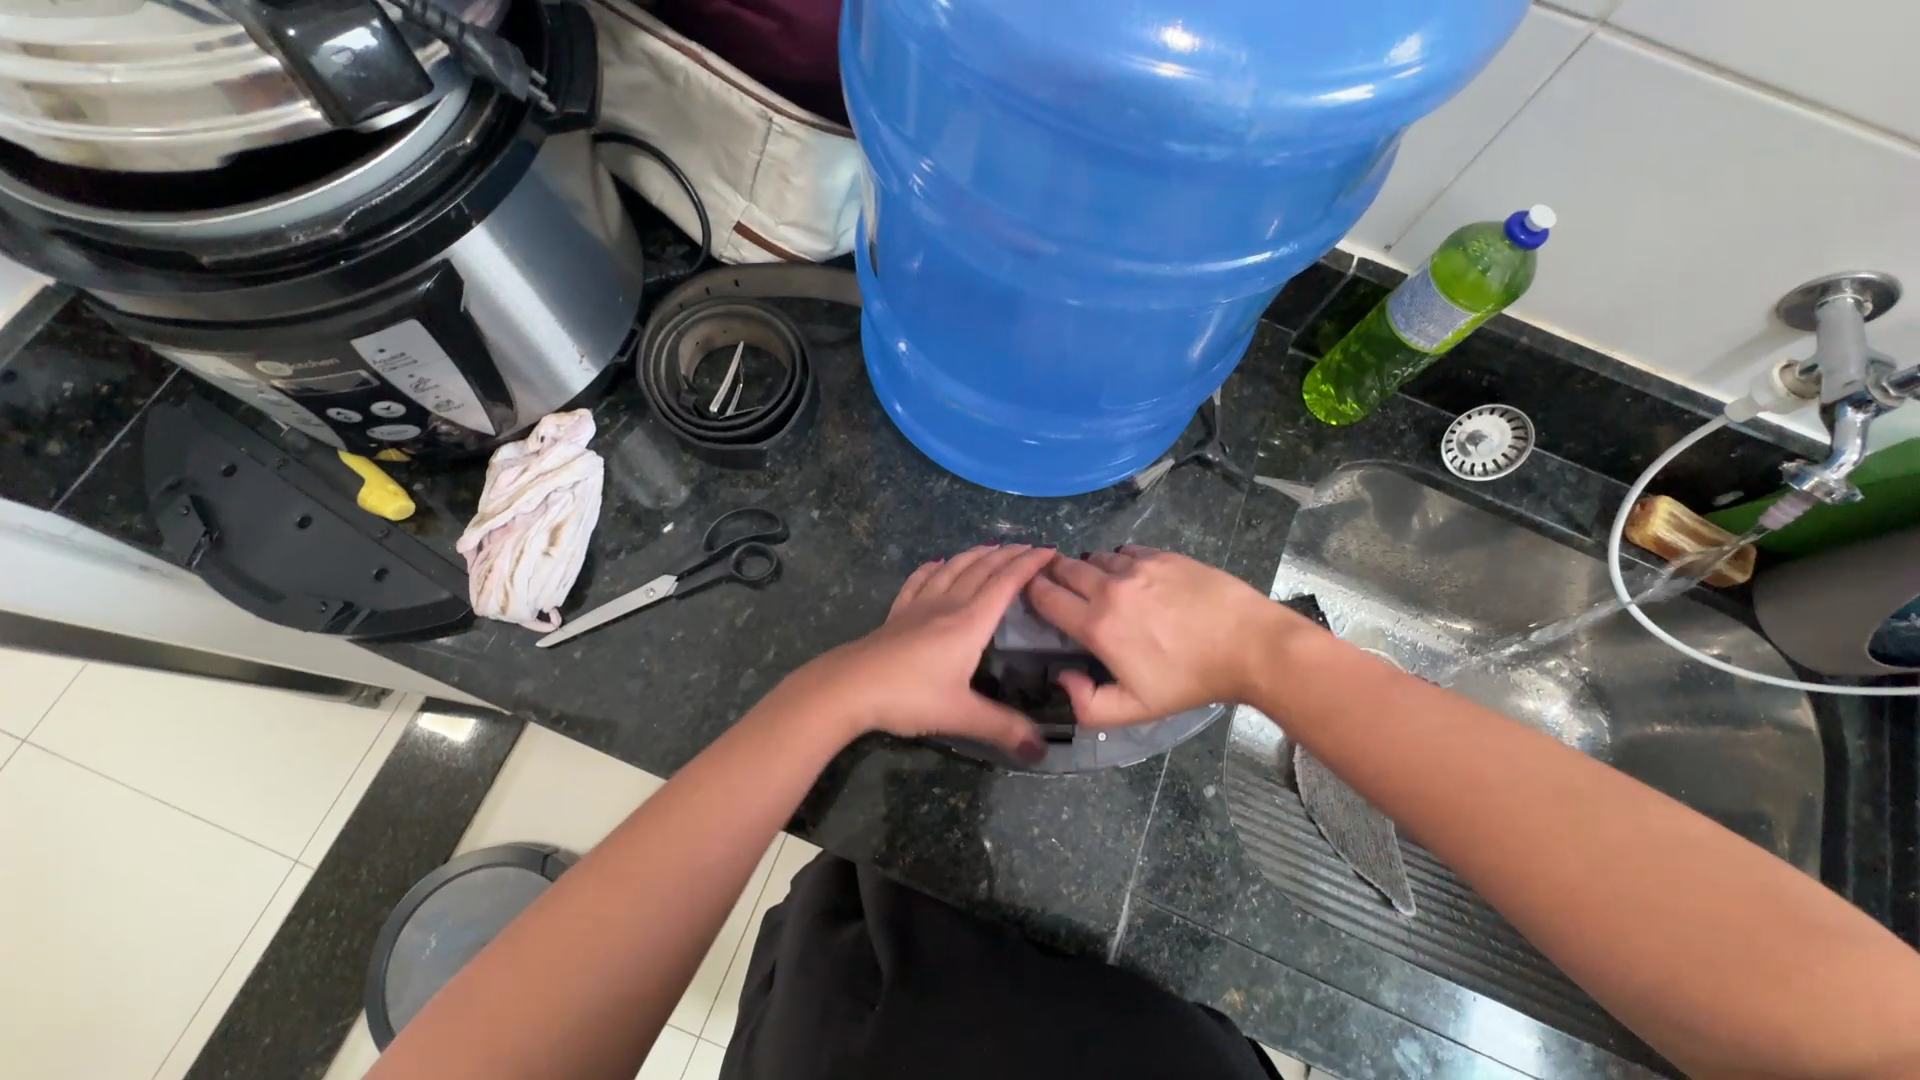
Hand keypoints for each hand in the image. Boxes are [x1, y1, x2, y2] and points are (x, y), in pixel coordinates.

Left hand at [788, 544, 1055, 762]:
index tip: (1050, 550)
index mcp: (970, 623)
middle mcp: (948, 605)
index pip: (1006, 583)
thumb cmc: (909, 696)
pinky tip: (935, 564)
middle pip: (982, 569)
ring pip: (952, 569)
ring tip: (992, 547)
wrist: (849, 687)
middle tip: (1031, 546)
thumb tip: (1042, 751)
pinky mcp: (896, 614)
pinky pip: (919, 581)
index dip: (1030, 564)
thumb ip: (1003, 728)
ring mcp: (918, 606)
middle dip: (1009, 555)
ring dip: (975, 555)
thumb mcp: (961, 715)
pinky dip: (933, 568)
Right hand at [1025, 545, 1320, 726]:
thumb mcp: (1135, 710)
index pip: (1045, 597)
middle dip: (1052, 574)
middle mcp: (1110, 588)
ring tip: (1092, 583)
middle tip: (1052, 584)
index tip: (1025, 594)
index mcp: (1097, 625)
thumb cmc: (1189, 681)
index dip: (1029, 592)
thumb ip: (1087, 705)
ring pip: (1095, 558)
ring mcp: (1138, 567)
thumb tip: (1062, 678)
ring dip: (1086, 569)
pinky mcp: (1164, 556)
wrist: (1249, 645)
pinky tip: (1128, 575)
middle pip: (1064, 569)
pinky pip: (1126, 552)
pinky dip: (1118, 562)